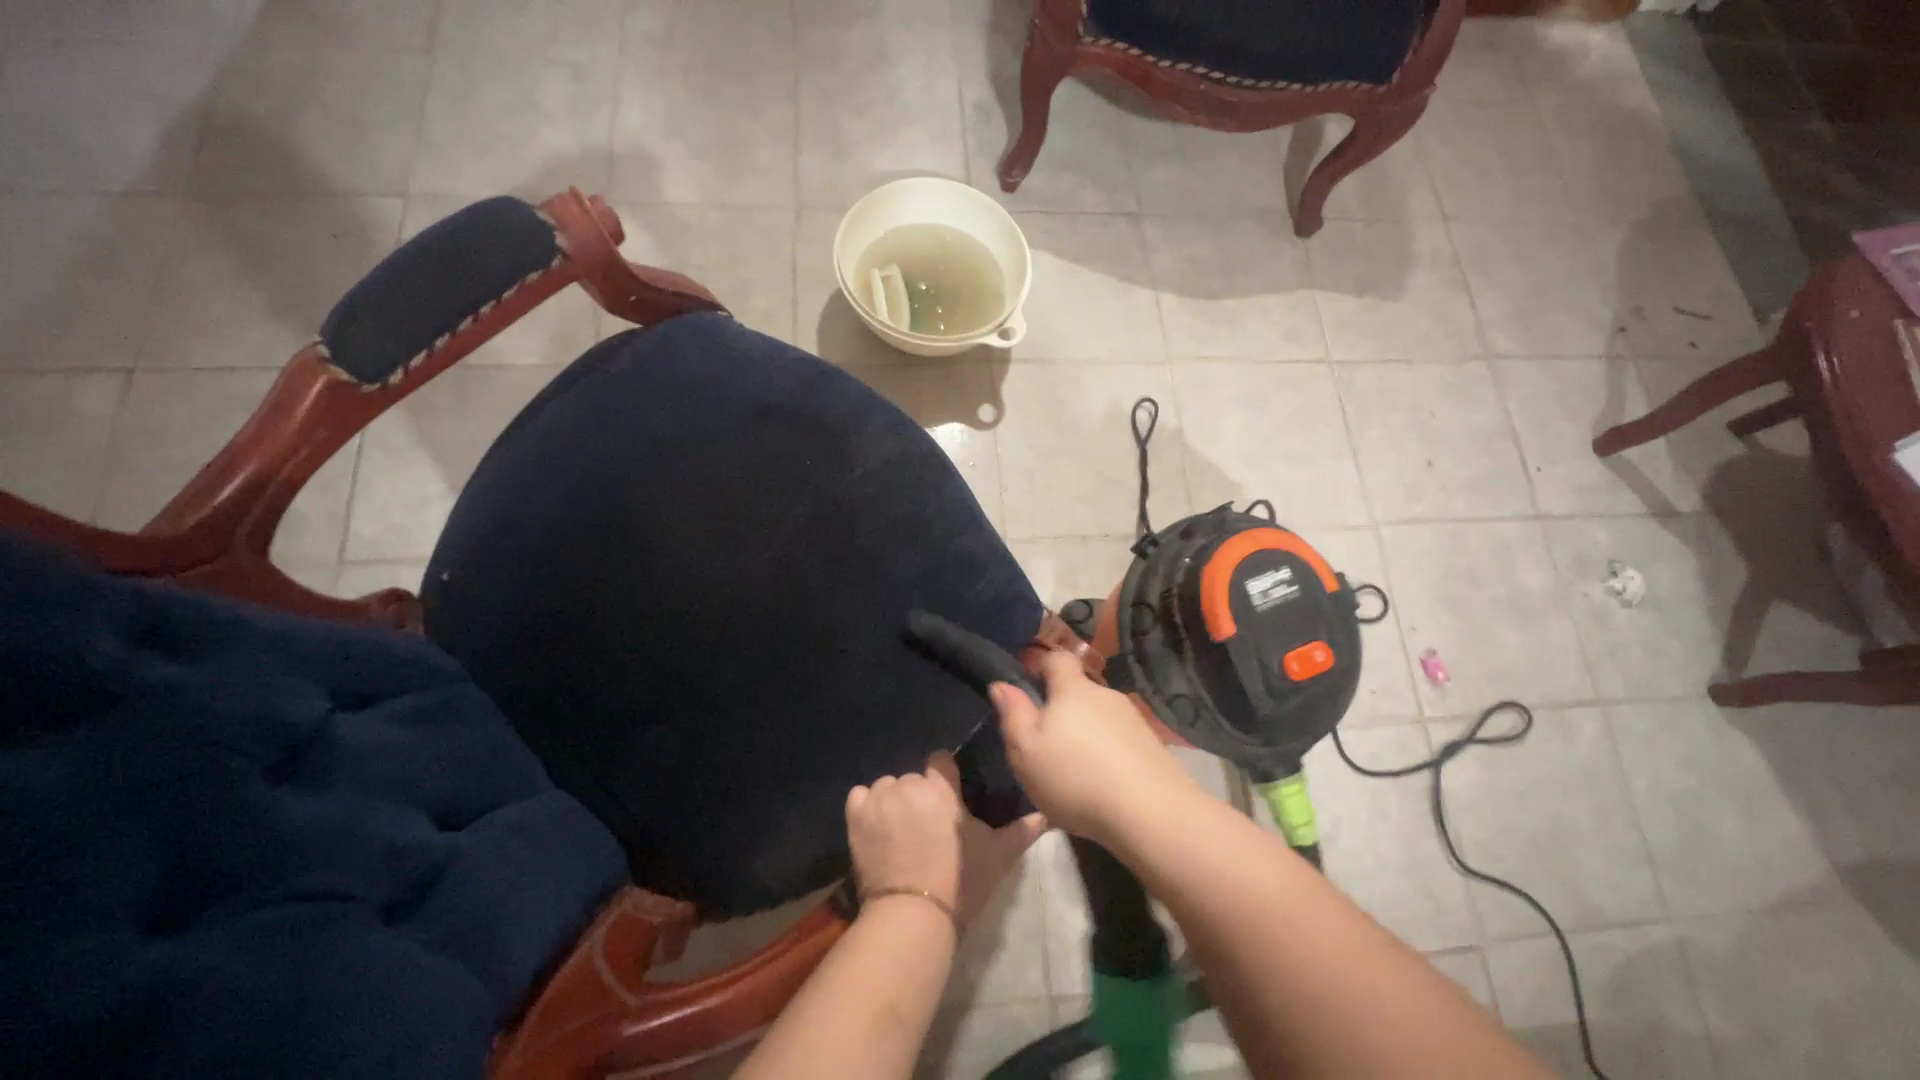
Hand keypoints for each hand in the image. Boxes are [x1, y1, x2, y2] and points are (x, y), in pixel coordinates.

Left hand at [846, 751, 1047, 925]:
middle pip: (913, 778)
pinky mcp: (855, 817)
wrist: (913, 915)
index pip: (941, 761)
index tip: (947, 799)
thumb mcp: (998, 856)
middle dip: (919, 796)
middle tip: (926, 827)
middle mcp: (908, 784)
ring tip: (900, 832)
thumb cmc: (961, 882)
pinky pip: (860, 798)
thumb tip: (1047, 816)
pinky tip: (876, 830)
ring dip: (892, 802)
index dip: (944, 778)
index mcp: (942, 788)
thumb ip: (1022, 831)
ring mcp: (878, 799)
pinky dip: (867, 809)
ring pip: (886, 787)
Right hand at [991, 651, 1203, 848]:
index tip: (1031, 692)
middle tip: (1047, 746)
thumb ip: (1013, 713)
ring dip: (1087, 736)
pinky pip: (1121, 741)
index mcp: (1073, 689)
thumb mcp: (1026, 750)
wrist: (1150, 812)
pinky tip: (1104, 785)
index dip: (1042, 668)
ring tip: (1077, 773)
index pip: (1057, 658)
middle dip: (1063, 711)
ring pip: (1100, 718)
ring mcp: (1133, 720)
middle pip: (1079, 692)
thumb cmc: (1075, 777)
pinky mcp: (1153, 746)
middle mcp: (1106, 695)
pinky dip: (1109, 755)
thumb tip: (1001, 684)